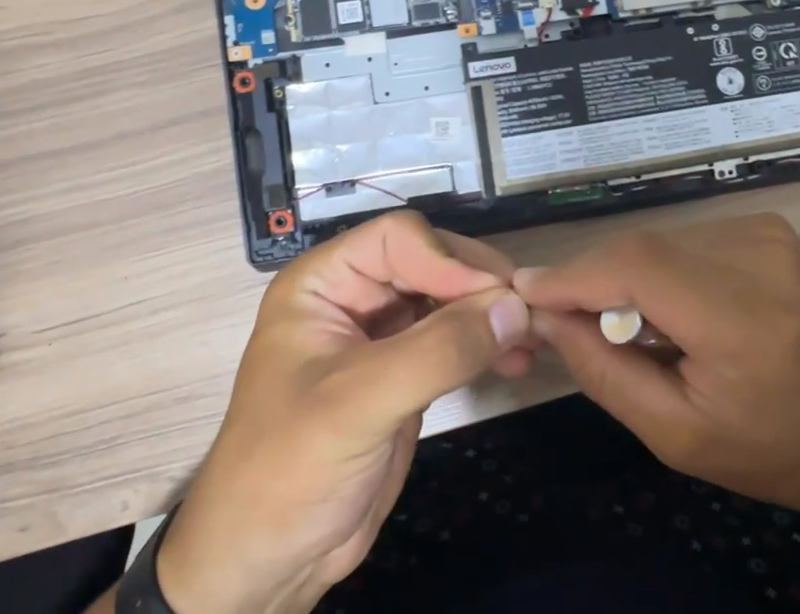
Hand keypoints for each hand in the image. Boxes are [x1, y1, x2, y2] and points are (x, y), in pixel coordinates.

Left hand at [156, 212, 531, 613]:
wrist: (267, 559)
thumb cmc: (289, 468)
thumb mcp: (358, 402)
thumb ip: (437, 351)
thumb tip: (515, 307)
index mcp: (322, 284)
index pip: (399, 240)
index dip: (450, 260)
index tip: (499, 297)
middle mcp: (353, 299)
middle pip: (431, 262)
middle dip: (479, 284)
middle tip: (528, 316)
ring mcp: (382, 337)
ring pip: (449, 299)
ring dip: (491, 313)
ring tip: (532, 340)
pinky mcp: (406, 375)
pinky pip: (455, 340)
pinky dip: (487, 344)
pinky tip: (517, 360)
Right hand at [513, 213, 799, 522]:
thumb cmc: (772, 450)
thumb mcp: (676, 436)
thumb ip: (603, 372)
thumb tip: (545, 316)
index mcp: (745, 321)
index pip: (637, 266)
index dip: (573, 274)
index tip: (525, 294)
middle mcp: (760, 257)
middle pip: (642, 247)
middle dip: (593, 280)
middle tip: (569, 323)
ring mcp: (769, 233)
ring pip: (659, 240)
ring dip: (627, 276)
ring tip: (632, 328)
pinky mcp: (770, 226)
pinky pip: (685, 238)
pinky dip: (659, 269)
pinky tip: (672, 310)